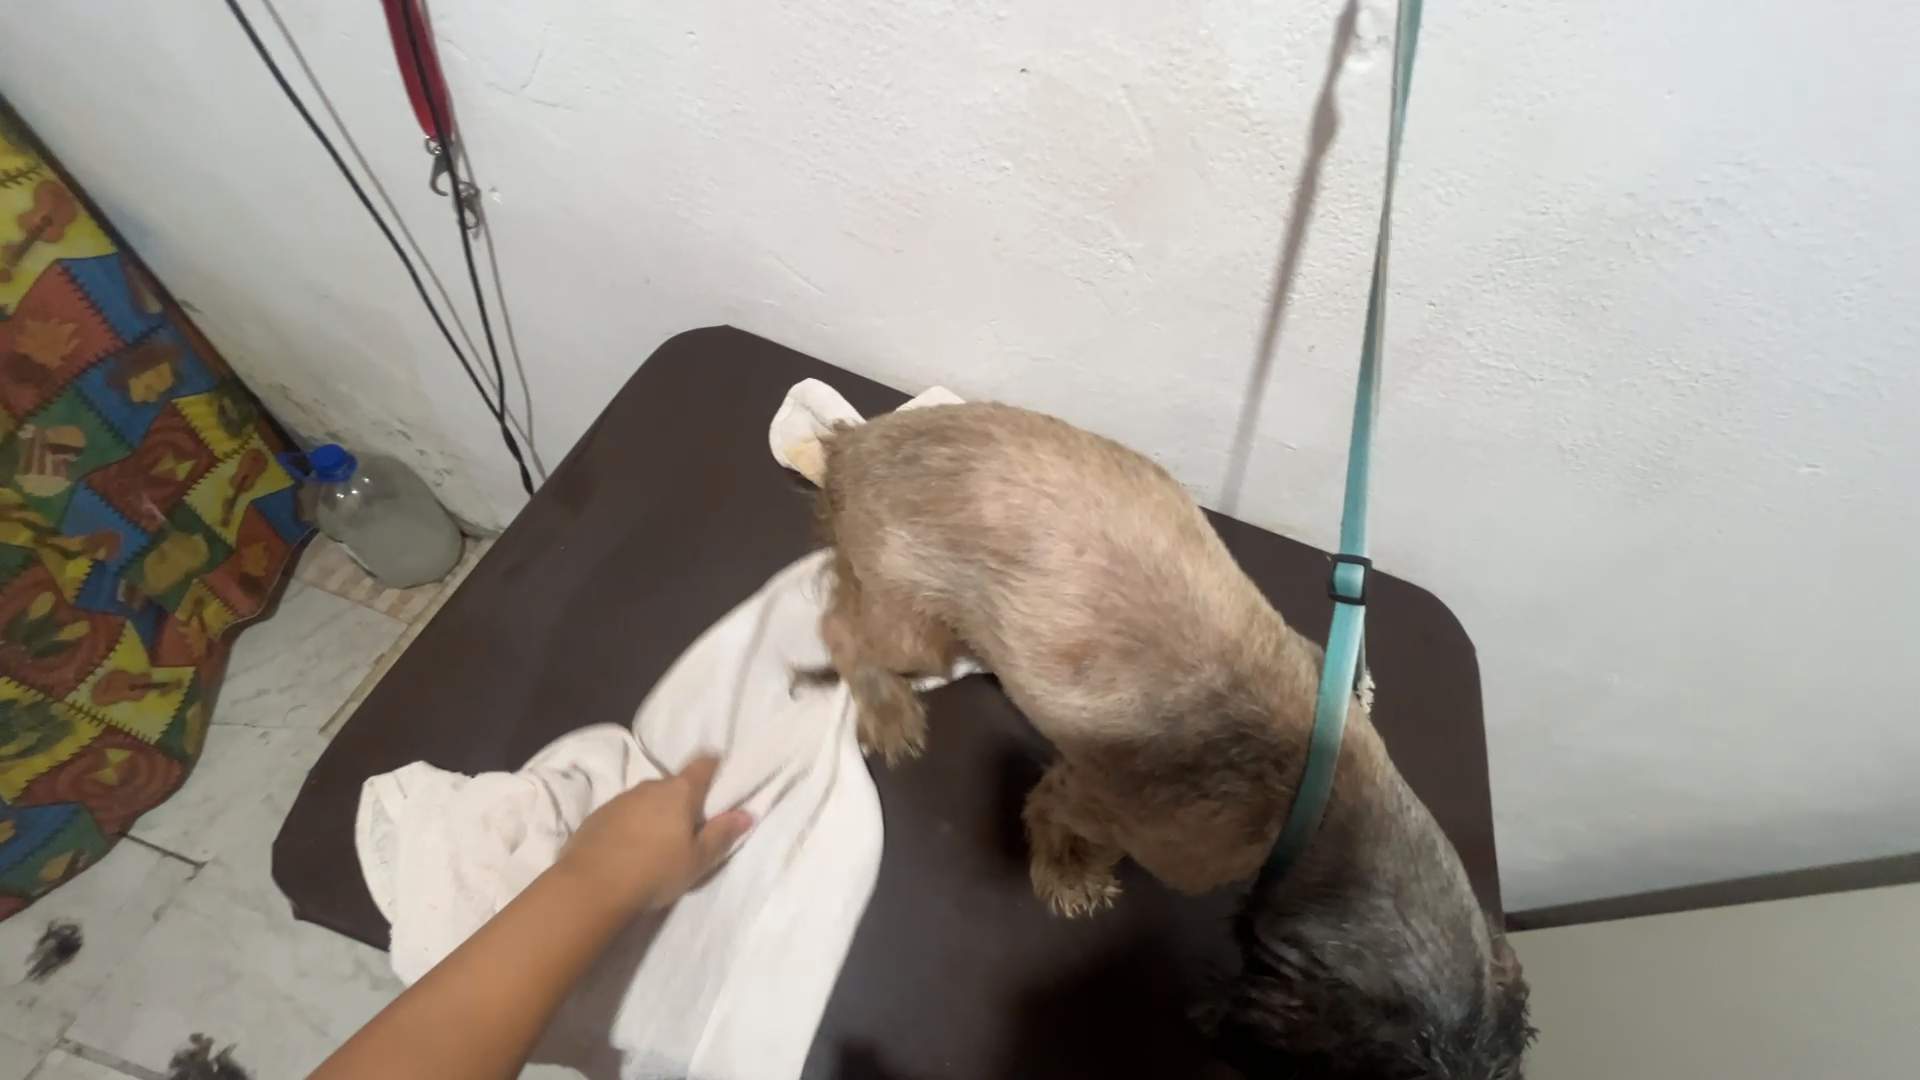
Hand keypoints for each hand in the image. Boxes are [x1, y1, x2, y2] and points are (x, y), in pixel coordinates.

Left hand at [554, 757, 753, 912]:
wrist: (587, 890)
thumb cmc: (653, 872)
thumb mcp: (697, 860)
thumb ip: (722, 834)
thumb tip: (746, 813)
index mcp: (680, 791)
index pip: (704, 762)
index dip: (715, 767)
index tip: (720, 782)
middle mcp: (650, 786)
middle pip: (674, 785)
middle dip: (682, 801)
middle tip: (687, 831)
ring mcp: (619, 800)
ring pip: (646, 800)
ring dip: (653, 815)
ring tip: (653, 847)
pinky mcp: (594, 817)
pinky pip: (621, 815)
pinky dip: (628, 827)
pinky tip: (626, 854)